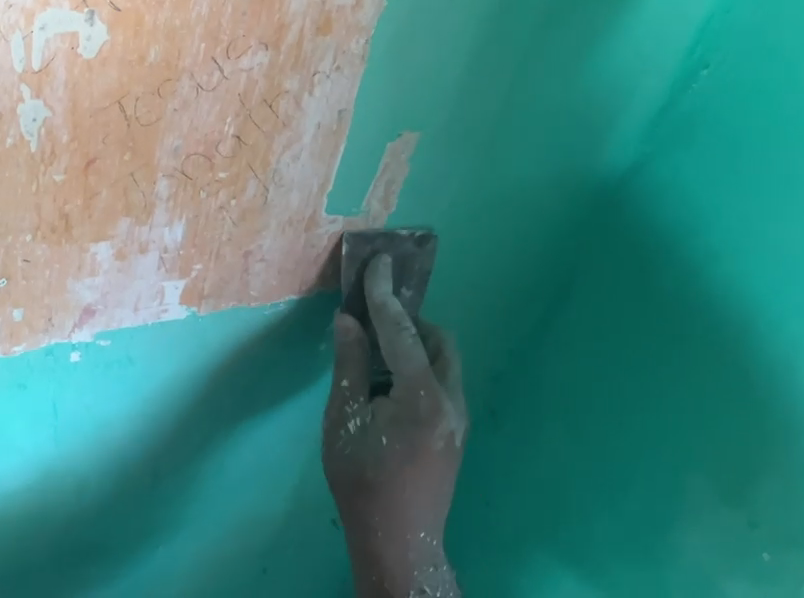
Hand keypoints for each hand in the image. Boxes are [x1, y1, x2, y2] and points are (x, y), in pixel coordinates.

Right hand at [324, 255, 467, 597]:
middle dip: (407, 321)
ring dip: (414, 345)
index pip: (402, 330)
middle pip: (438, 341)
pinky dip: (418, 367)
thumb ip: (349, 364)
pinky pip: (442, 382)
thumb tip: (349, 320)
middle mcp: (451, 401)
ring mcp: (459, 419)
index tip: (378, 262)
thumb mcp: (343, 419)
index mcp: (421, 395)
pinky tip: (388, 385)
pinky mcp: (456, 433)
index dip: (385, 294)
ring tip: (376, 354)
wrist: (398, 542)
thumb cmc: (362, 480)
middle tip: (372, 320)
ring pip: (444, 361)